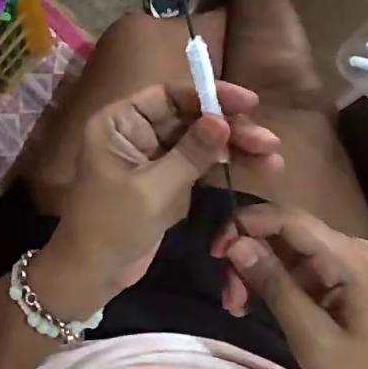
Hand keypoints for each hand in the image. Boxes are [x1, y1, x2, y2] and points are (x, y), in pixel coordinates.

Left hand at [48, 81, 282, 299]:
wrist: (94, 273)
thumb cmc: (112, 226)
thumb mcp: (153, 189)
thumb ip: (190, 153)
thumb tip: (222, 120)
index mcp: (120, 123)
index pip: (169, 95)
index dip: (209, 95)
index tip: (248, 103)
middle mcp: (136, 131)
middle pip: (190, 117)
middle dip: (230, 127)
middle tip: (269, 143)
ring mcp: (153, 156)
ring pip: (199, 141)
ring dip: (234, 148)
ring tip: (273, 159)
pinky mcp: (166, 180)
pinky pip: (199, 164)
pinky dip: (224, 166)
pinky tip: (256, 169)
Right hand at [224, 204, 367, 368]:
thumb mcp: (310, 336)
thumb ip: (274, 285)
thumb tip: (236, 244)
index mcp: (350, 257)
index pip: (288, 218)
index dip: (245, 225)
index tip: (215, 252)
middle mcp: (350, 248)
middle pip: (283, 232)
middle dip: (248, 257)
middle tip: (229, 298)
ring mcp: (346, 262)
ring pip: (284, 250)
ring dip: (255, 273)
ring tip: (238, 308)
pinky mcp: (340, 278)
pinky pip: (295, 267)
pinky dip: (271, 283)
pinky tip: (254, 307)